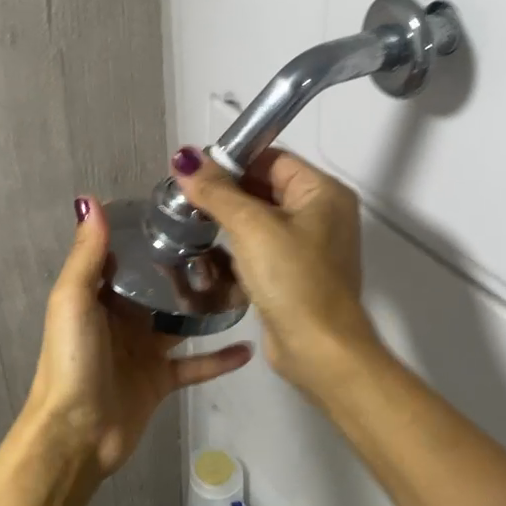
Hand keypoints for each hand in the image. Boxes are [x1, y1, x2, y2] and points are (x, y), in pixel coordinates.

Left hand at [19, 196, 253, 475]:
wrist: (77, 434)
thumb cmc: (73, 361)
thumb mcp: (74, 301)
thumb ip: (88, 255)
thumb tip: (91, 200)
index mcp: (97, 296)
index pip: (126, 257)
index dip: (151, 235)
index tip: (188, 212)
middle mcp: (121, 318)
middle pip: (159, 288)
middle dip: (188, 270)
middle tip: (230, 246)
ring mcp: (143, 351)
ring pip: (180, 323)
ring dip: (207, 309)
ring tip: (244, 287)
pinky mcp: (162, 381)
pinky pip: (195, 364)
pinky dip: (220, 359)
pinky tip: (248, 347)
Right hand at [170, 147, 377, 392]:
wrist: (318, 348)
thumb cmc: (292, 279)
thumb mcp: (251, 227)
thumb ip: (217, 191)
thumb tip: (185, 158)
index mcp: (324, 193)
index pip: (273, 159)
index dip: (233, 161)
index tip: (192, 172)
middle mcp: (322, 215)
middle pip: (265, 189)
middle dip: (225, 194)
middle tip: (182, 200)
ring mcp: (309, 248)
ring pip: (259, 223)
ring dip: (227, 224)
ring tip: (187, 225)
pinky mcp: (293, 276)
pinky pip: (260, 251)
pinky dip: (236, 251)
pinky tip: (207, 256)